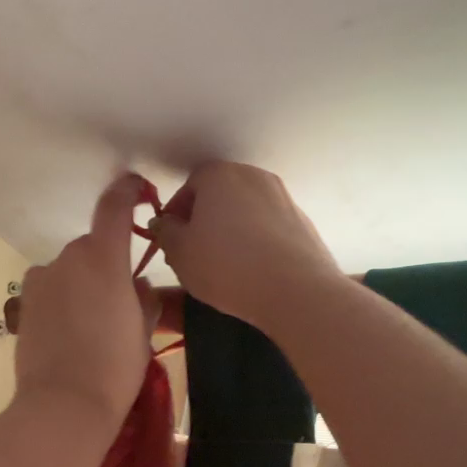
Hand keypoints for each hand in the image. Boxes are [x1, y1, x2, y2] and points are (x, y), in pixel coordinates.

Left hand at [13, 174, 158, 424]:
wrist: (63, 402)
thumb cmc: (115, 367)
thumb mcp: (142, 330)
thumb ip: (142, 297)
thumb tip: (134, 284)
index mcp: (103, 258)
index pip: (113, 207)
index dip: (126, 191)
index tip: (135, 187)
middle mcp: (68, 258)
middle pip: (91, 247)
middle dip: (105, 265)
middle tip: (119, 303)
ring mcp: (40, 280)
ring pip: (68, 270)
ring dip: (80, 284)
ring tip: (91, 325)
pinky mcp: (24, 303)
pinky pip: (50, 290)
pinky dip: (61, 300)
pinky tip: (69, 332)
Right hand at [149, 162, 344, 330]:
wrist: (294, 290)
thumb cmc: (225, 265)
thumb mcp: (179, 253)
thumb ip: (165, 232)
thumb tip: (164, 223)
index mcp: (220, 176)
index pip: (189, 184)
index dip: (176, 211)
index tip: (172, 238)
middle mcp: (253, 176)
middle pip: (219, 193)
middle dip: (203, 218)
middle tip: (193, 250)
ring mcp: (283, 197)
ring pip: (244, 209)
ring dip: (229, 229)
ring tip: (222, 263)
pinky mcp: (302, 221)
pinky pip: (267, 225)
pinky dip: (254, 240)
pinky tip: (250, 268)